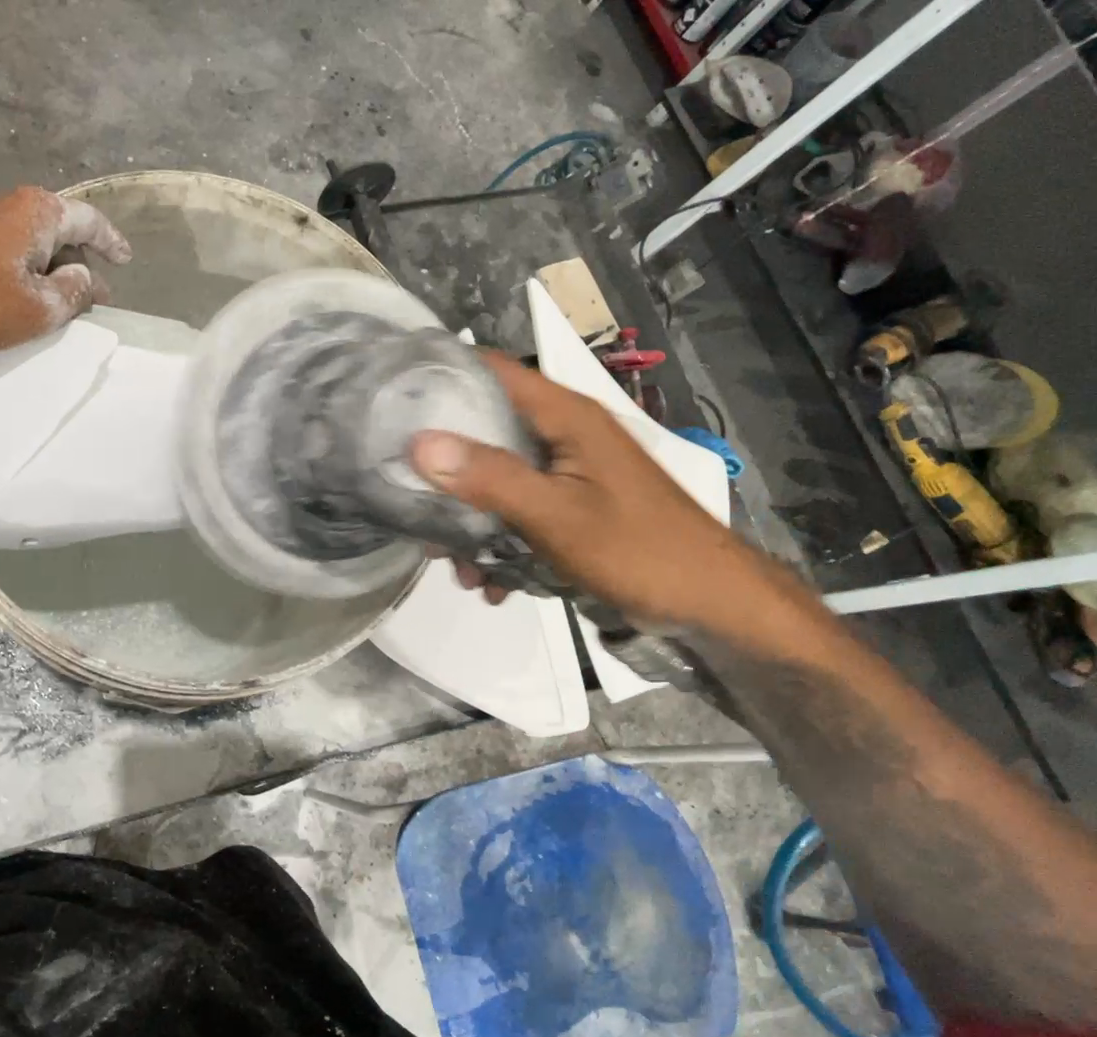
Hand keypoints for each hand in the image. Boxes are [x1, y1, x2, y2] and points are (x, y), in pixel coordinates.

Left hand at [0, 186, 132, 362]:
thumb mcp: (39, 309)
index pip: (88, 220)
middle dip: (82, 264)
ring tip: (68, 306)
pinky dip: (30, 275)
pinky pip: (13, 255)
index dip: (111, 242)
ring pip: (36, 246)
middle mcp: (12, 207)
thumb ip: (74, 292)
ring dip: (55, 274)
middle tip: (97, 298)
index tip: (126, 261)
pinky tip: (31, 301)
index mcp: (37, 213)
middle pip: (62, 231)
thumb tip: (84, 279)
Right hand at [408, 352, 810, 642]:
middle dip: (444, 467)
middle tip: (408, 498)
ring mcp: (568, 471)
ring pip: (496, 477)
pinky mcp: (571, 506)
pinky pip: (517, 511)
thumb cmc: (639, 550)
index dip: (441, 373)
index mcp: (566, 416)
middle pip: (485, 428)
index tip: (389, 394)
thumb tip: (419, 442)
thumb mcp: (555, 515)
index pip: (493, 369)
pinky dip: (498, 543)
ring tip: (457, 565)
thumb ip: (489, 478)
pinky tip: (491, 582)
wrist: (710, 603)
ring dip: (469, 520)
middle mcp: (564, 433)